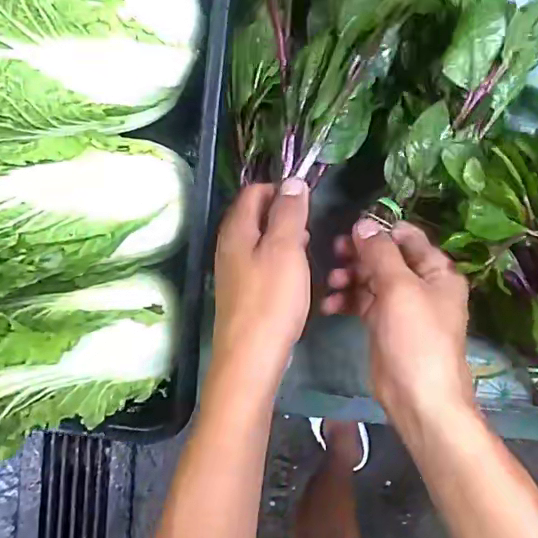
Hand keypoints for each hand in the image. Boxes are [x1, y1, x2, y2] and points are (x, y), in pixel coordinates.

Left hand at [211, 181, 311, 373]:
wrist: (251, 356)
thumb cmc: (271, 299)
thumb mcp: (285, 249)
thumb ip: (289, 212)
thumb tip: (292, 181)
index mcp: (236, 229)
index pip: (254, 191)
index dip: (281, 189)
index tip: (308, 203)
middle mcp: (228, 244)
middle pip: (255, 213)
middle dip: (284, 213)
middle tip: (310, 227)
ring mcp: (232, 269)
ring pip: (259, 239)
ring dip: (283, 237)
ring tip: (307, 249)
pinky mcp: (240, 290)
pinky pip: (260, 261)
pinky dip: (278, 259)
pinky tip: (294, 275)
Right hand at [321, 219, 472, 422]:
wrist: (418, 397)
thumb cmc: (416, 338)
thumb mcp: (399, 288)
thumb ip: (380, 253)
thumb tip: (363, 223)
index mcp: (437, 271)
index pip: (407, 237)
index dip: (380, 230)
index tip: (350, 228)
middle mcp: (421, 284)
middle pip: (386, 257)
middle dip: (359, 255)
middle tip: (335, 253)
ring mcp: (402, 305)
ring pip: (371, 279)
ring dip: (350, 277)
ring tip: (332, 282)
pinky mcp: (384, 324)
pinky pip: (363, 302)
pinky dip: (347, 300)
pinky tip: (330, 305)